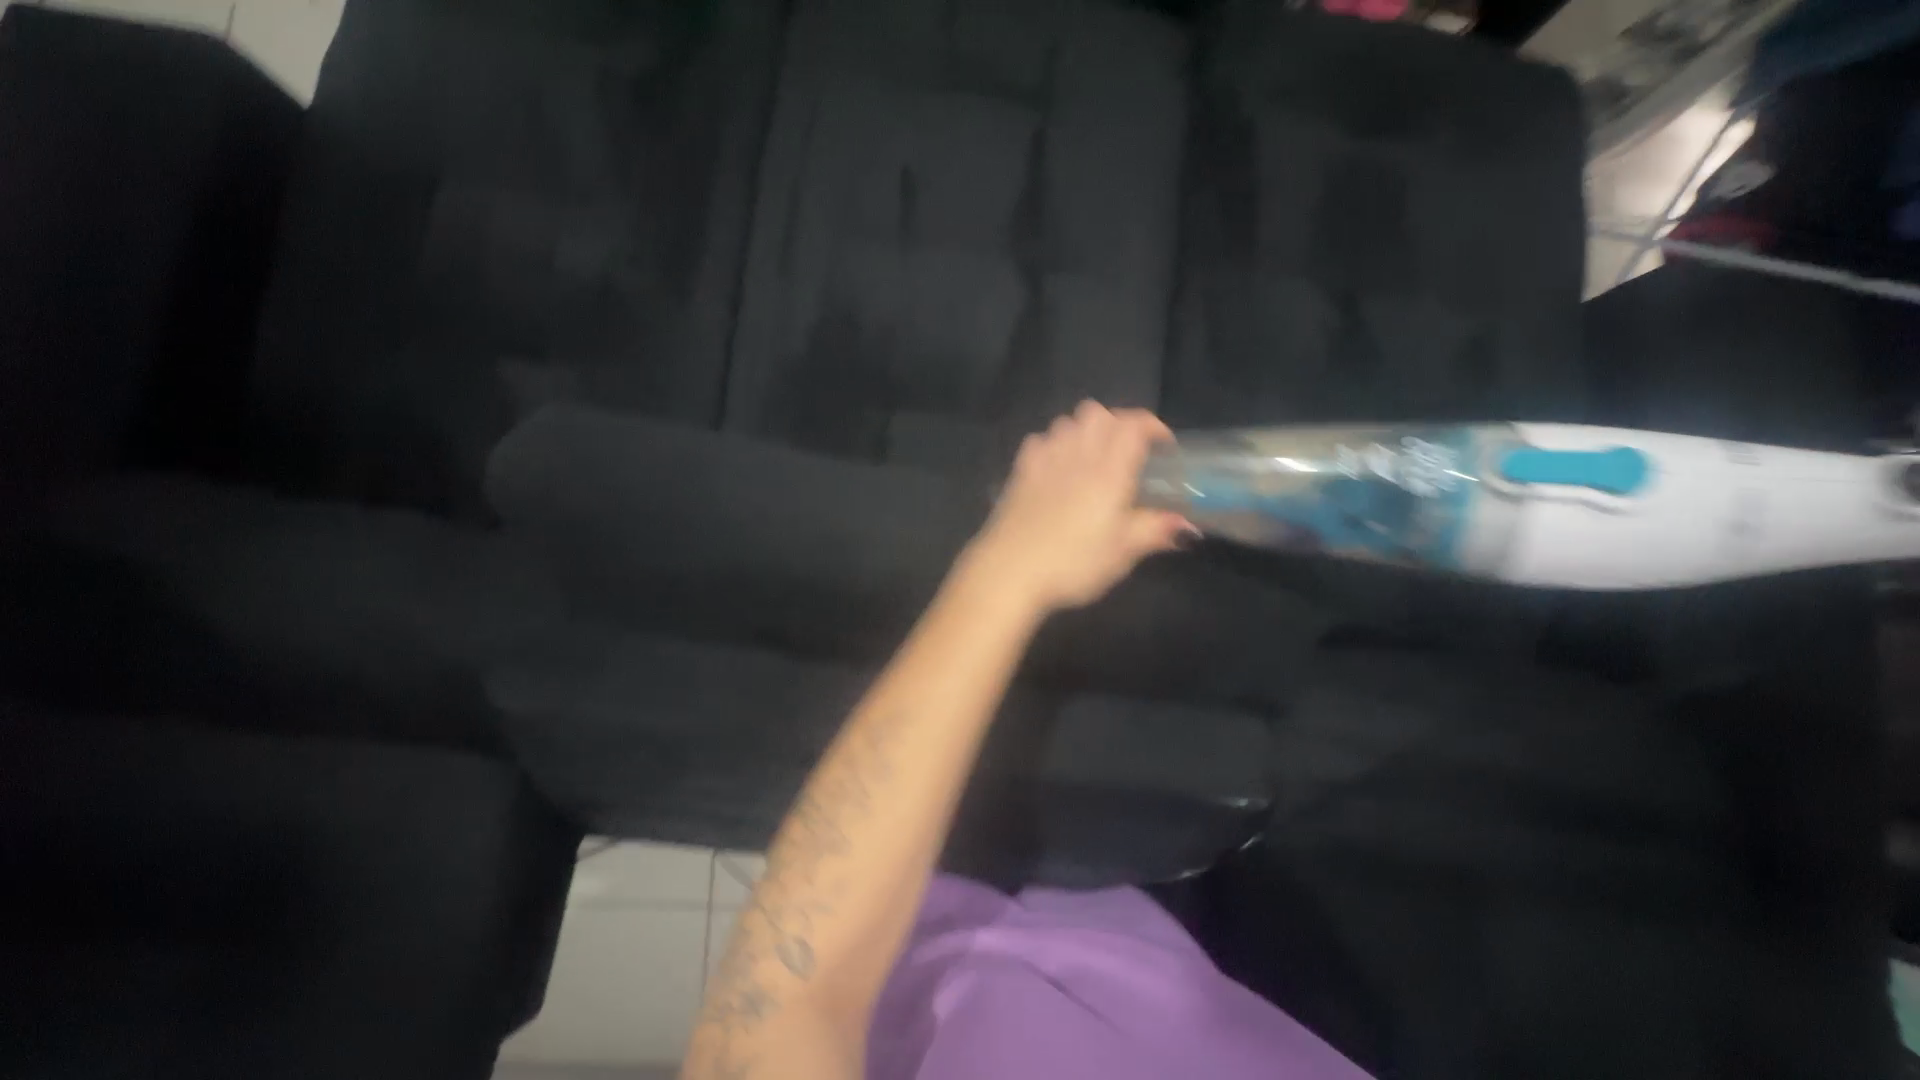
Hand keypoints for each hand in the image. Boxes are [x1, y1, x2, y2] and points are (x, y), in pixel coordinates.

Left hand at [962, 401, 1194, 614]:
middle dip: (1118, 423)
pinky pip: (1040, 440)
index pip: (1132, 424)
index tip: (1164, 447)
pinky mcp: (1019, 473)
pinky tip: (1057, 467)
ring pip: (1067, 421)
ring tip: (1094, 458)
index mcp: (1108, 471)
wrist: (1008, 572)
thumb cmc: (1072, 563)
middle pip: (1098, 413)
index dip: (1152, 426)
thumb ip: (1154, 530)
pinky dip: (1054, 444)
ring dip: (1085, 431)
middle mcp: (1076, 455)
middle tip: (1130, 453)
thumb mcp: (1122, 553)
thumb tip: (1186, 524)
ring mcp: (1043, 460)